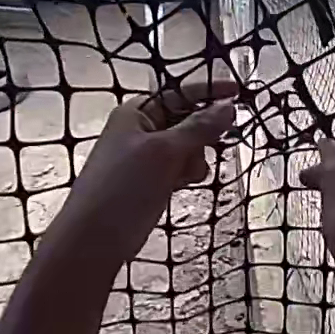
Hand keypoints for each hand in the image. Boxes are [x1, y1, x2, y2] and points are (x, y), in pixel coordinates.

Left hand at [52, 77, 238, 267]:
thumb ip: (199, 127)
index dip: (210, 92)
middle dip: (201, 134)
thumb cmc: (125, 187)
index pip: (179, 92)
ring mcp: (145, 156)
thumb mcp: (165, 152)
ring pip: (186, 146)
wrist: (93, 241)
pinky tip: (185, 184)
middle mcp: (140, 128)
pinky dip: (186, 172)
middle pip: (186, 119)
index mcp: (137, 111)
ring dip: (194, 157)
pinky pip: (179, 166)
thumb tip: (230, 105)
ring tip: (189, 175)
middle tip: (212, 148)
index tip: (241, 93)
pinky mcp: (150, 180)